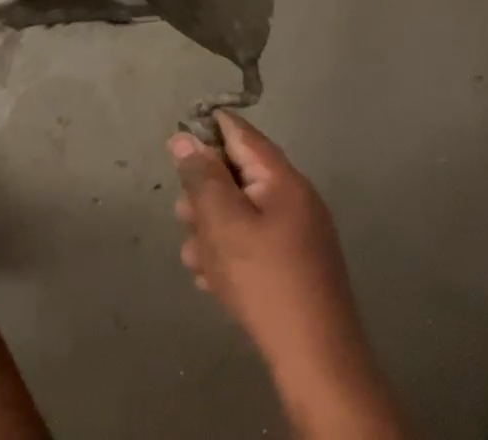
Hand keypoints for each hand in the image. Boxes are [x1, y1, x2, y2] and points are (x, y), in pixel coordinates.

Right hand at [169, 113, 405, 438]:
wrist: (314, 356)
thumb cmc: (263, 279)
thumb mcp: (222, 221)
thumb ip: (201, 175)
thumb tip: (185, 138)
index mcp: (283, 181)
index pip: (239, 133)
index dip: (204, 131)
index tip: (173, 148)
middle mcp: (294, 200)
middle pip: (235, 175)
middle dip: (202, 194)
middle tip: (186, 218)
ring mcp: (296, 234)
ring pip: (237, 212)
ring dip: (209, 229)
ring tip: (199, 259)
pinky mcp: (292, 264)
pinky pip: (249, 241)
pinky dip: (227, 253)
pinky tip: (214, 279)